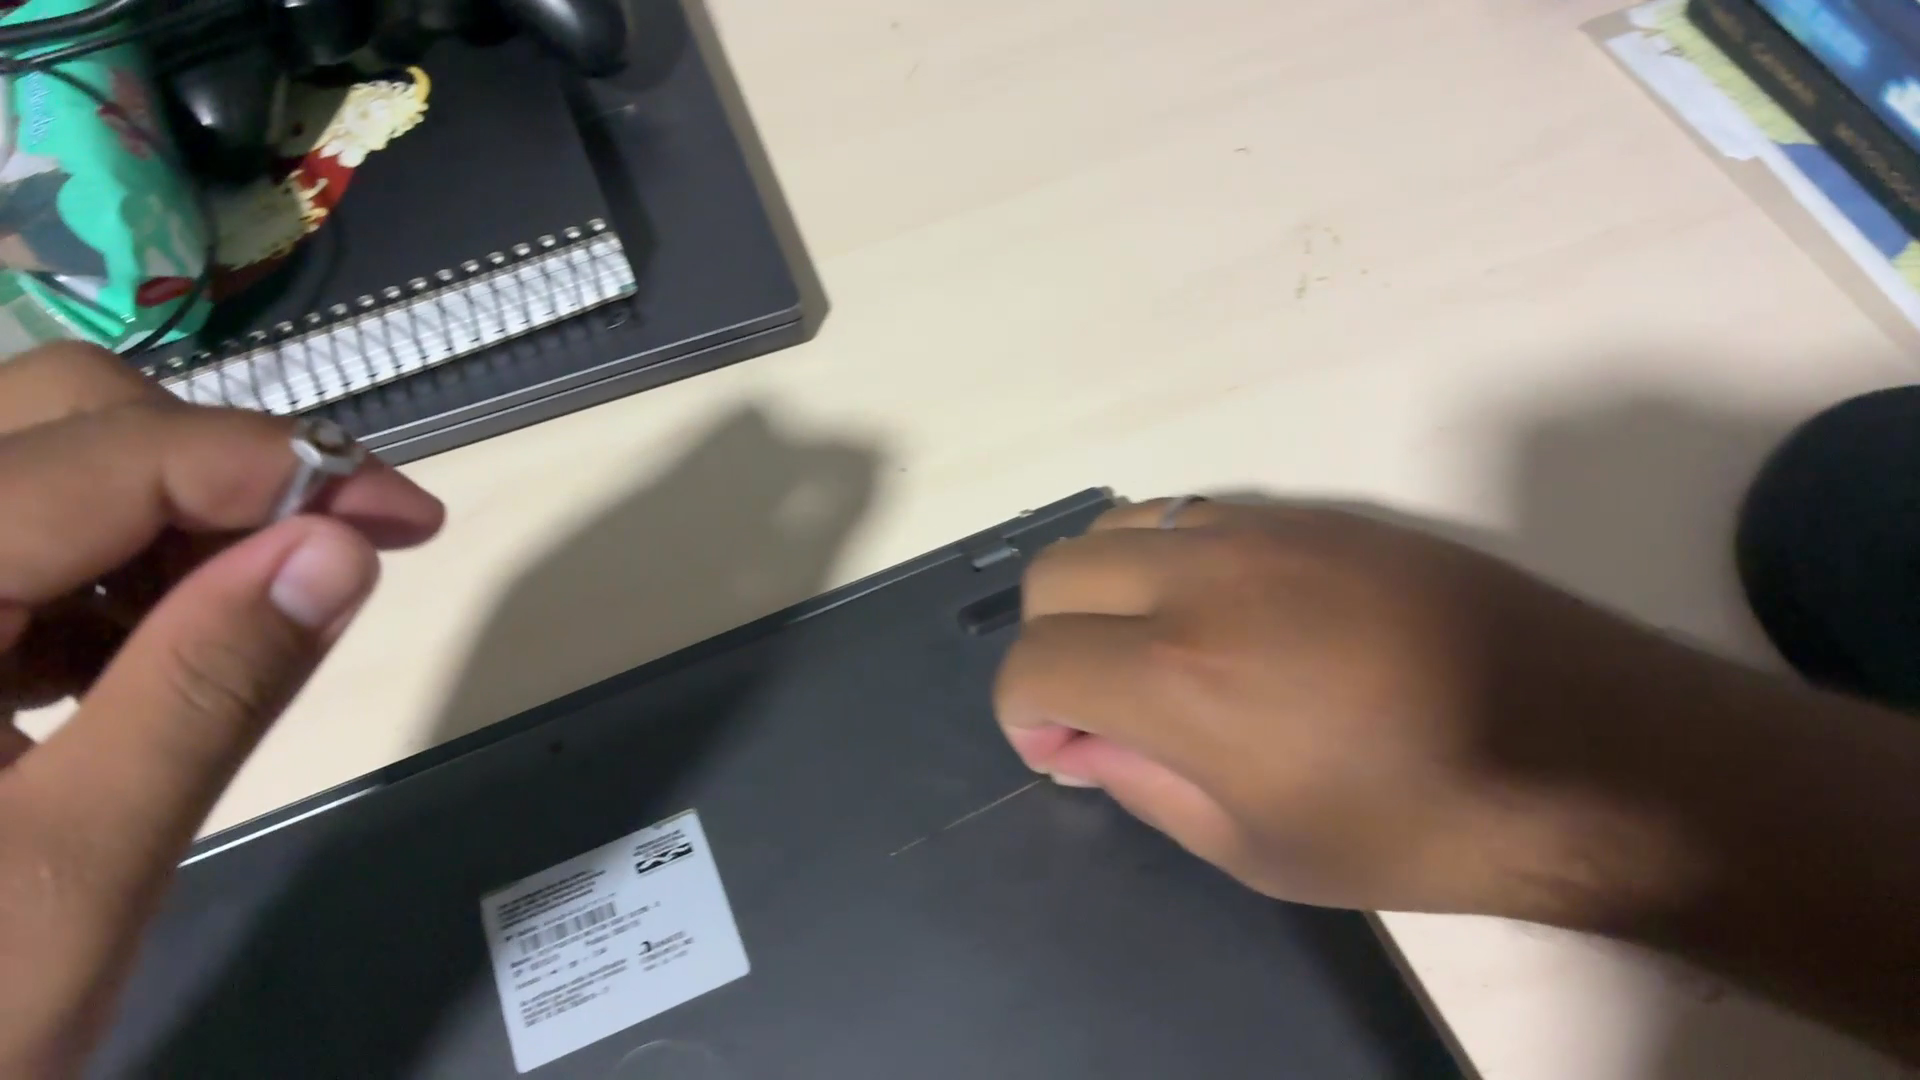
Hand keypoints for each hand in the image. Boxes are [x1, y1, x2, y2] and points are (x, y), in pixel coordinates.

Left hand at [0, 344, 442, 1075]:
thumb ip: (211, 693)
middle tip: (333, 553)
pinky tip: (150, 653)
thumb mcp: (70, 869)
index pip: (111, 456)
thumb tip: (342, 549)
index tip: (412, 520)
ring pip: (48, 463)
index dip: (288, 466)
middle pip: (58, 416)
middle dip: (228, 469)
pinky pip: (23, 535)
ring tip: (245, 622)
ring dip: (186, 519)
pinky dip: (125, 566)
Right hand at [994, 497, 1727, 925]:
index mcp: (1180, 678)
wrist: (1589, 746)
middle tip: (1101, 699)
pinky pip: (1182, 514)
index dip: (1025, 713)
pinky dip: (1160, 562)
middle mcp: (1198, 580)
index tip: (1065, 746)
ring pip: (1109, 527)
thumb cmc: (1415, 828)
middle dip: (1049, 642)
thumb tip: (1075, 739)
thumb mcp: (1256, 848)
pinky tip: (1219, 612)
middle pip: (1050, 574)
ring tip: (1152, 647)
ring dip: (1099, 591)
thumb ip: (1139, 782)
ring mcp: (1254, 530)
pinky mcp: (1305, 511)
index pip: (1033, 664)